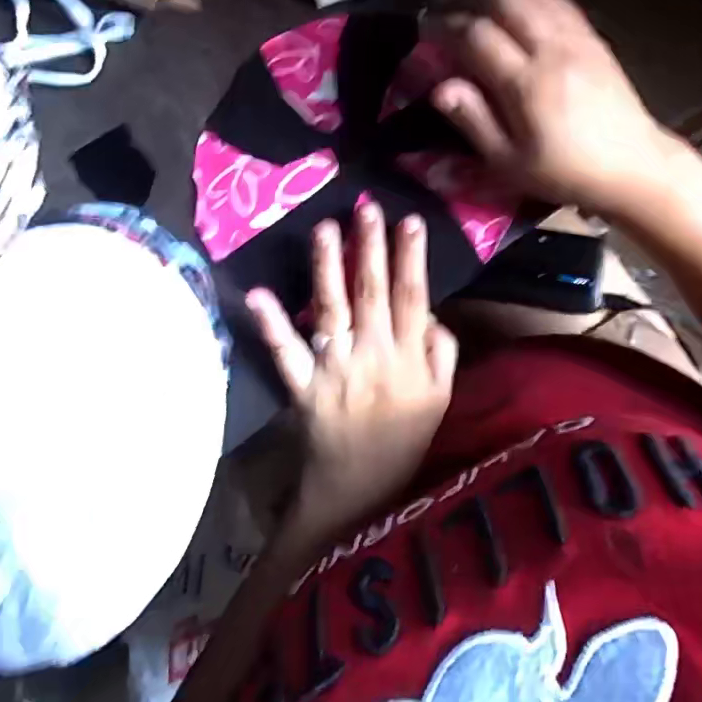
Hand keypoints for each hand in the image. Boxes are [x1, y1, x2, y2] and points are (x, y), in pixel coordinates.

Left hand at [246, 202, 457, 537]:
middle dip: (370, 248)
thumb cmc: (404, 438)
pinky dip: (272, 325)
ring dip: (328, 268)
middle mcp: (374, 358)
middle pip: (372, 294)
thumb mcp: (442, 398)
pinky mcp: (303, 388)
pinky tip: (258, 294)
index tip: (409, 220)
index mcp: (410, 359)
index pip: (413, 298)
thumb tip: (431, 312)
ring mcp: (336, 372)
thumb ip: (442, 351)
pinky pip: (287, 354)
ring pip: (333, 311)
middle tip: (366, 208)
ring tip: (325, 228)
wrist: (361, 493)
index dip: (412, 258)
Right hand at [428, 0, 673, 211]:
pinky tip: (515, 2)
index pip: (476, 36)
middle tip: (440, 0)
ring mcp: (576, 40)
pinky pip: (556, 0)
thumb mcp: (511, 164)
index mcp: (527, 85)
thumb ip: (474, 122)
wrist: (634, 167)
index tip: (423, 27)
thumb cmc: (566, 173)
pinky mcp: (593, 39)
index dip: (444, 26)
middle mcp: (552, 51)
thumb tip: (440, 88)